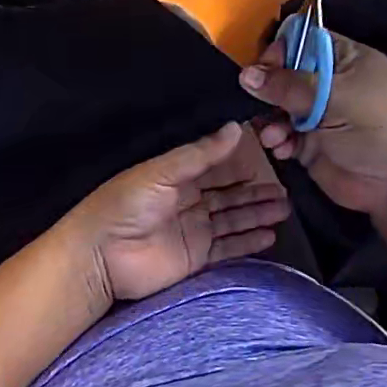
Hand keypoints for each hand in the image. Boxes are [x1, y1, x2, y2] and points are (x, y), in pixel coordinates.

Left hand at [62, 123, 290, 302]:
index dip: (242, 164)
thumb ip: (201, 154)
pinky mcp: (196, 258)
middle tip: (286, 189)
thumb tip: (235, 128)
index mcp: (179, 178)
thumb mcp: (162, 173)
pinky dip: (249, 242)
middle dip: (257, 192)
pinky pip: (228, 248)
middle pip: (230, 195)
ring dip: (258, 214)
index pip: (217, 168)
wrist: (100, 257)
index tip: (271, 157)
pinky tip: (269, 235)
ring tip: (285, 209)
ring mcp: (194, 231)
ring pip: (234, 220)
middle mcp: (189, 203)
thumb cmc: (125, 206)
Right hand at [239, 33, 386, 217]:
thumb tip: (246, 74)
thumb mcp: (335, 98)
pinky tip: (280, 148)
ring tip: (273, 134)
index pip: (304, 41)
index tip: (264, 68)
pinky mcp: (311, 146)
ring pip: (280, 108)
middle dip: (269, 89)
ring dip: (271, 119)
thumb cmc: (377, 128)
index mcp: (344, 61)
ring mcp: (320, 117)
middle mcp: (330, 85)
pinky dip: (278, 140)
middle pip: (285, 75)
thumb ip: (289, 85)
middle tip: (261, 102)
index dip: (281, 50)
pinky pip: (283, 136)